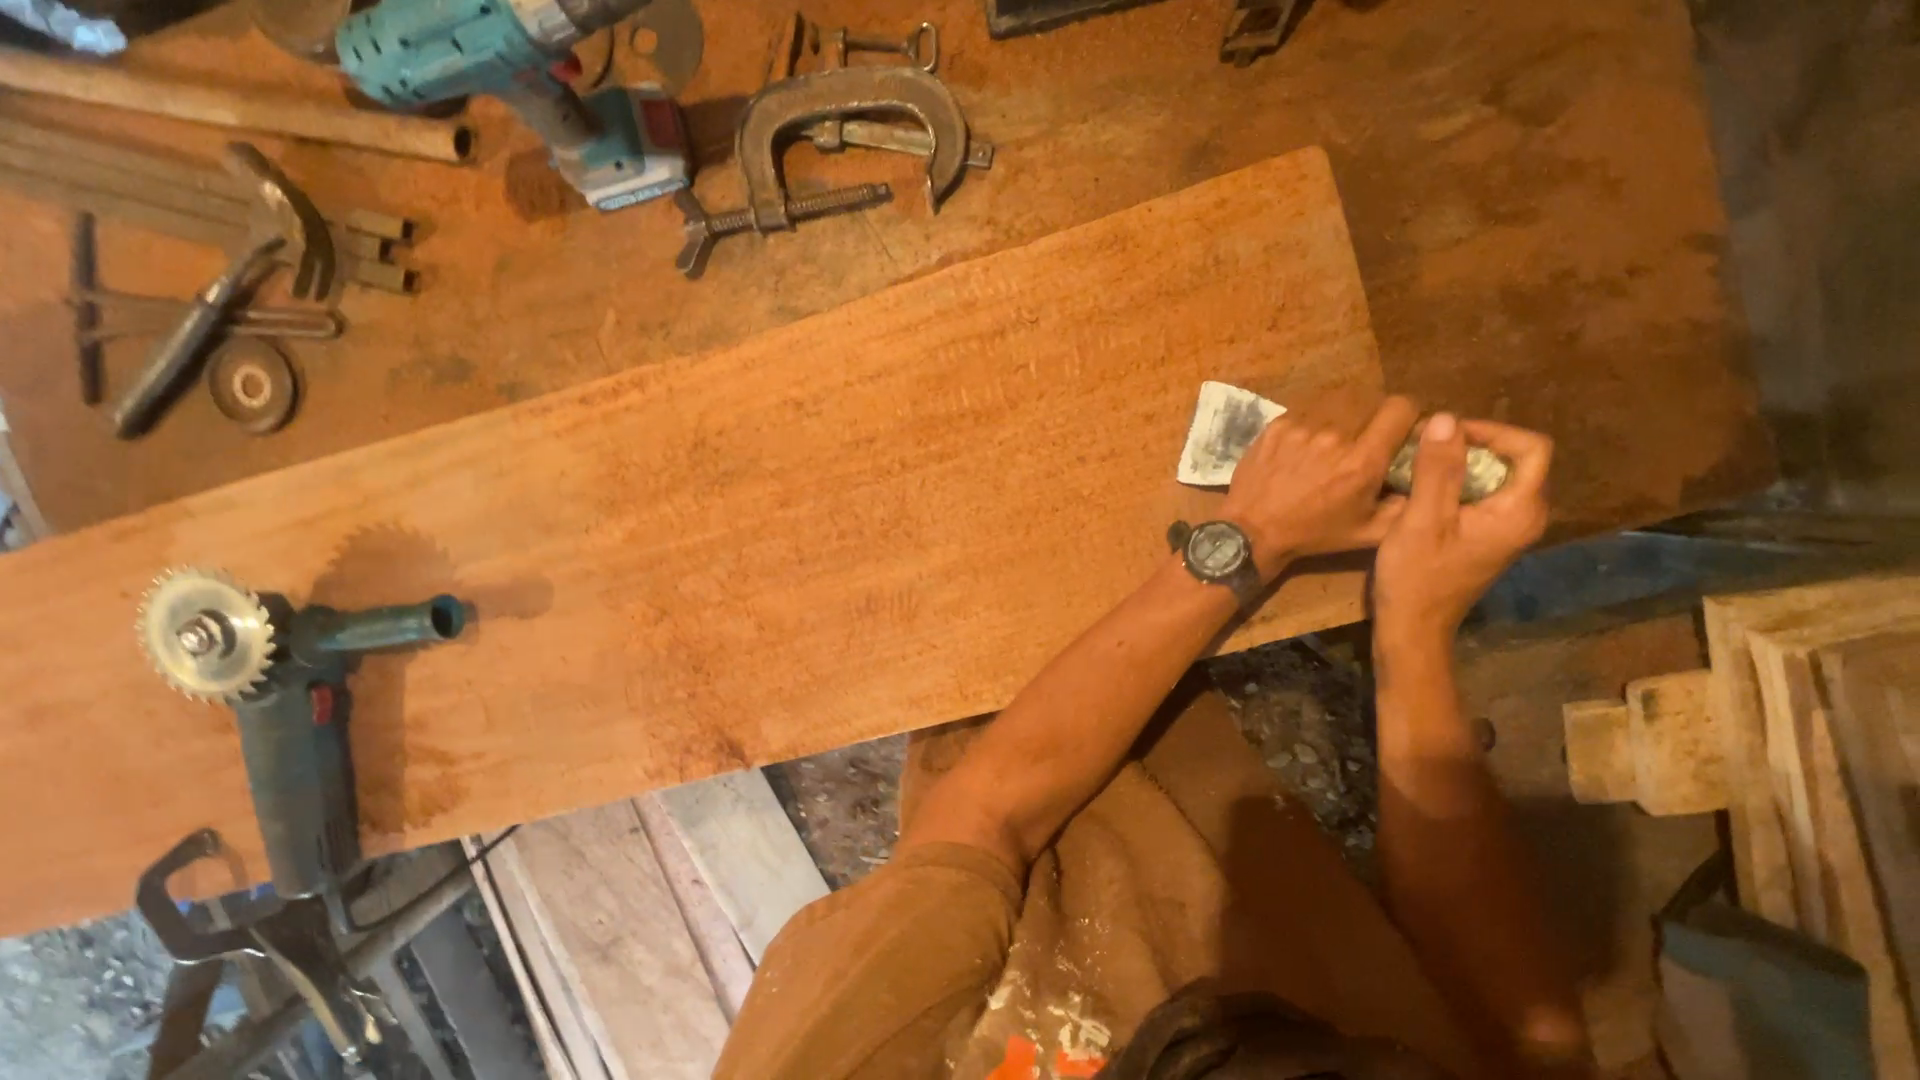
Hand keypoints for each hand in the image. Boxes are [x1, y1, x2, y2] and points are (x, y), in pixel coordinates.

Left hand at [1219, 396, 1418, 580]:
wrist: (1253, 530)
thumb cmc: (1313, 534)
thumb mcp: (1368, 532)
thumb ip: (1407, 504)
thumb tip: (1430, 476)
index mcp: (1363, 461)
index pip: (1401, 407)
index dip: (1407, 414)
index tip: (1401, 427)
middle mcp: (1335, 435)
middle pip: (1371, 398)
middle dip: (1376, 412)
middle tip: (1369, 432)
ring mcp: (1302, 426)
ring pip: (1339, 398)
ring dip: (1346, 410)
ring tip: (1341, 430)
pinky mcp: (1277, 424)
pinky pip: (1307, 406)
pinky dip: (1316, 415)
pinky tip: (1311, 434)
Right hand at [1373, 414, 1551, 639]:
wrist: (1412, 628)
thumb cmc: (1417, 577)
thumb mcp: (1421, 520)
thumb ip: (1437, 470)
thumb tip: (1445, 419)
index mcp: (1519, 511)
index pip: (1532, 448)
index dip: (1491, 431)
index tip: (1446, 434)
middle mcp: (1525, 516)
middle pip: (1516, 459)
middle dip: (1473, 444)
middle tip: (1427, 444)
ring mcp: (1508, 528)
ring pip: (1497, 475)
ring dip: (1462, 462)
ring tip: (1421, 461)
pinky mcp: (1489, 535)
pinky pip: (1483, 493)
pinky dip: (1457, 482)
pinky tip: (1423, 487)